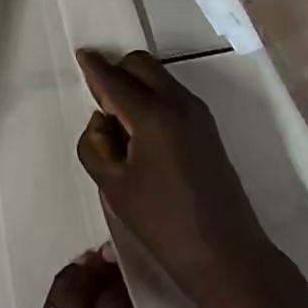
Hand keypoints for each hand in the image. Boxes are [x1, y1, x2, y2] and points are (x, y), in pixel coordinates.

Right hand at [74, 49, 275, 292]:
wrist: (226, 254)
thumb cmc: (164, 224)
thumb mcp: (114, 188)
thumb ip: (95, 146)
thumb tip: (102, 121)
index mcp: (153, 114)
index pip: (115, 79)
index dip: (94, 66)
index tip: (82, 53)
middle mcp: (178, 102)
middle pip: (140, 64)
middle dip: (117, 71)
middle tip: (100, 104)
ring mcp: (197, 111)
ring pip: (158, 76)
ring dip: (135, 84)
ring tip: (121, 126)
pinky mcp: (207, 125)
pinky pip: (171, 93)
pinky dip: (152, 96)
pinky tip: (143, 134)